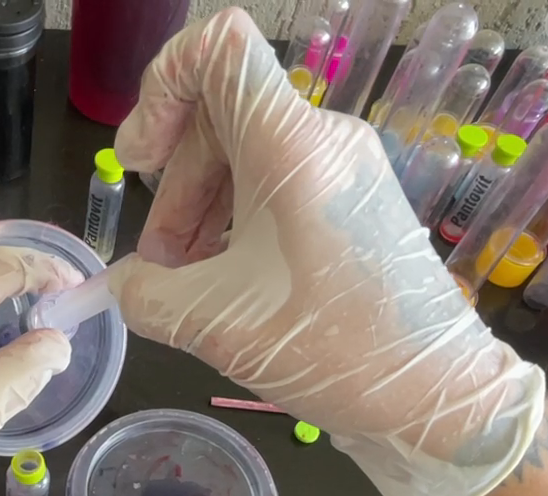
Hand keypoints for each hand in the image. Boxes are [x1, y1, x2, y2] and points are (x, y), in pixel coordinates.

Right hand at [109, 8, 545, 495]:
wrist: (428, 395)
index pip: (217, 50)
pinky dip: (235, 229)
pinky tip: (225, 286)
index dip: (159, 87)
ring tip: (184, 287)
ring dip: (198, 217)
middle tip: (157, 268)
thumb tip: (119, 284)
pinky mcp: (350, 207)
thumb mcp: (215, 325)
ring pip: (245, 162)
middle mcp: (321, 140)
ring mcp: (341, 172)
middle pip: (219, 121)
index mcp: (290, 146)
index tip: (139, 163)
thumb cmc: (328, 348)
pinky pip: (276, 193)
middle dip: (172, 191)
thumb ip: (145, 295)